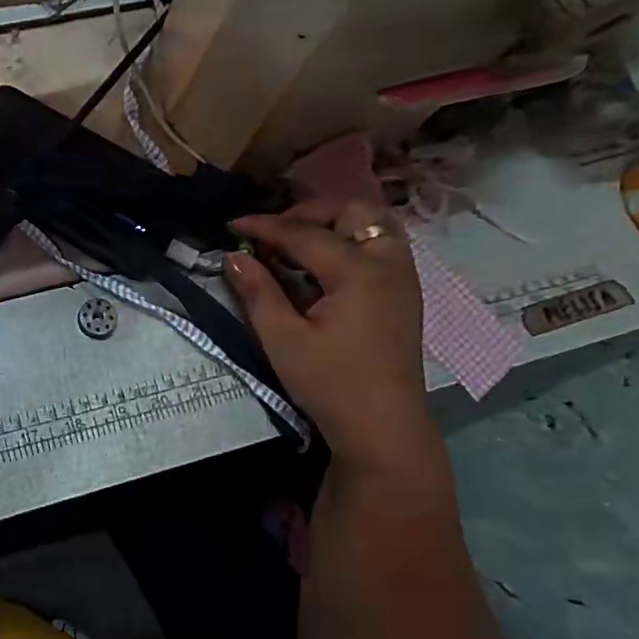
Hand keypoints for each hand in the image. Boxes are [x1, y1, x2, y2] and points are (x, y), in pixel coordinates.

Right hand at [226, 200, 427, 466]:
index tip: (232, 225)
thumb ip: (258, 292)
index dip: (264, 226)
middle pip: (352, 211)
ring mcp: (403, 277)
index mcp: (358, 272)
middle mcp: (388, 263)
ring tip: (300, 247)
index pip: (304, 233)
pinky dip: (351, 242)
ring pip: (373, 225)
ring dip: (335, 225)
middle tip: (275, 235)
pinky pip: (381, 247)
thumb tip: (233, 256)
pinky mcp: (405, 293)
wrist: (384, 428)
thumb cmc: (331, 385)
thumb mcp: (283, 341)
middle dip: (309, 213)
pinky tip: (325, 270)